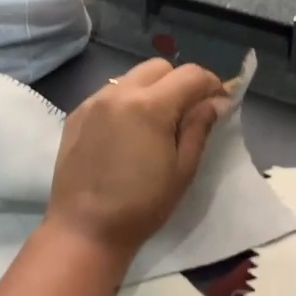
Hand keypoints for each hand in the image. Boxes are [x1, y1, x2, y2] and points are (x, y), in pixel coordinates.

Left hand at [46, 59, 227, 255]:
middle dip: (179, 82)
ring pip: (131, 77)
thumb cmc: (142, 205)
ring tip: (156, 122)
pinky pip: (109, 94)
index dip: (211, 84)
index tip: (219, 102)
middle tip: (188, 112)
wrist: (85, 228)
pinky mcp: (76, 114)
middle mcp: (119, 93)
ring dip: (151, 89)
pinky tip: (127, 131)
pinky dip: (125, 101)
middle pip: (159, 68)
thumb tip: (216, 101)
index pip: (190, 74)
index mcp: (150, 106)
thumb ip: (199, 127)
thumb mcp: (182, 170)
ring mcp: (93, 101)